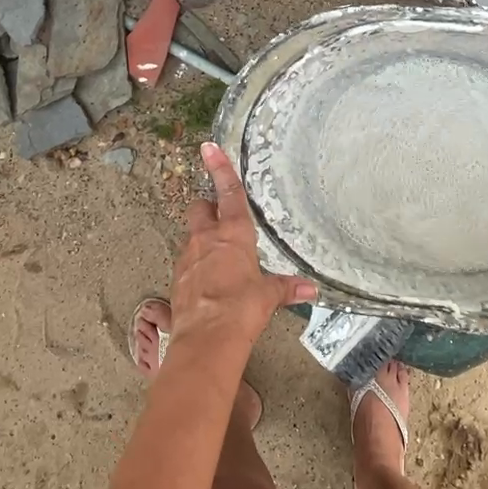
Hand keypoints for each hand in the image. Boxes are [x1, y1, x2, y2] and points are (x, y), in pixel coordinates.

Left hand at [167, 142, 316, 353]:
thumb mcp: (268, 295)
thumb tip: (310, 291)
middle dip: (207, 207)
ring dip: (202, 241)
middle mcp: (206, 239)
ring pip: (192, 237)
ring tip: (219, 257)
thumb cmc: (242, 308)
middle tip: (219, 216)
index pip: (228, 193)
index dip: (220, 168)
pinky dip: (196, 267)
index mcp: (233, 234)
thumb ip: (286, 288)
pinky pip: (186, 265)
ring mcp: (187, 259)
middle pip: (199, 208)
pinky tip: (209, 284)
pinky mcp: (177, 280)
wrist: (206, 340)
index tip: (208, 148)